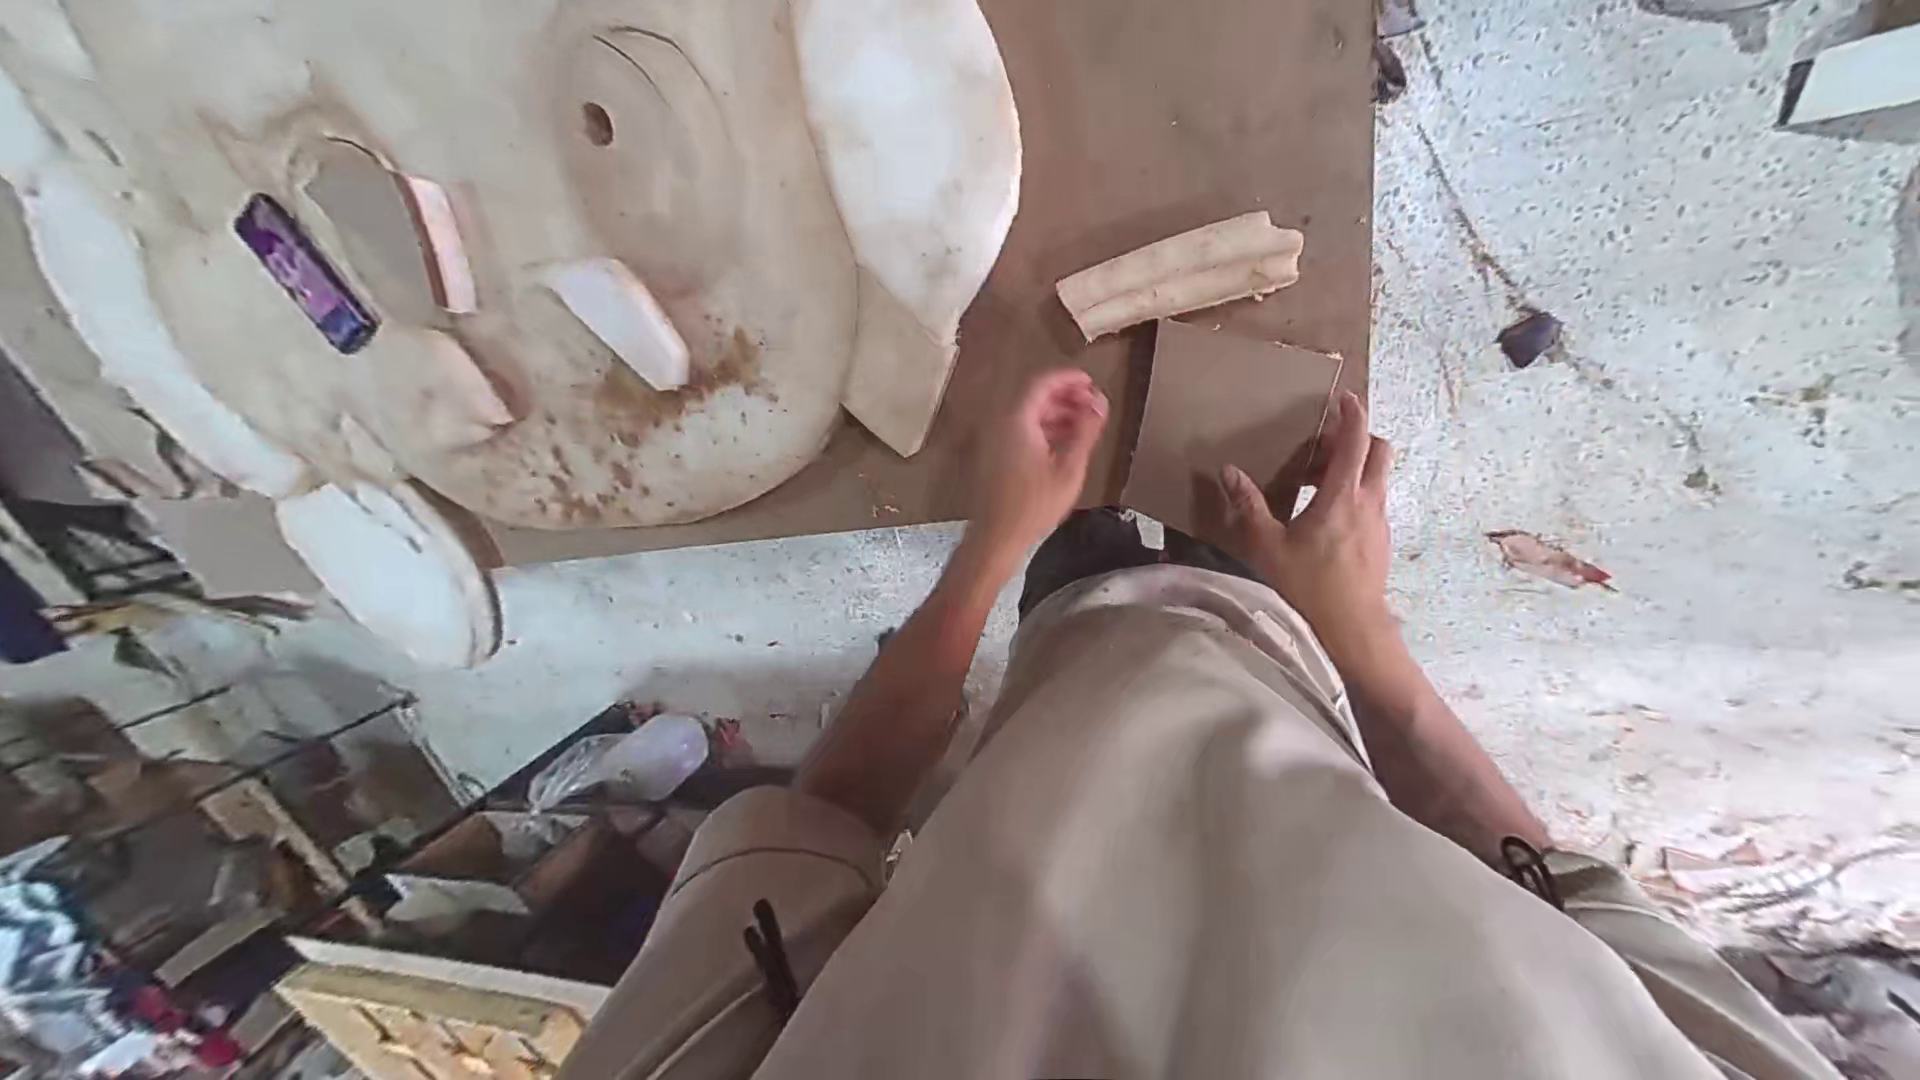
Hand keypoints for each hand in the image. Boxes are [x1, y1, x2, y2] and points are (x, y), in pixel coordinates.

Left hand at [970, 369, 1108, 559]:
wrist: (999, 536)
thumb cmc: (1032, 506)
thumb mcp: (1069, 467)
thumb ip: (1086, 430)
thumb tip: (1099, 404)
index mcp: (1016, 420)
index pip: (1042, 382)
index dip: (1068, 378)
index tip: (1089, 382)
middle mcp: (1000, 424)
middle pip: (1034, 396)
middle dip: (1065, 396)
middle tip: (1091, 403)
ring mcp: (994, 440)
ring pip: (1028, 414)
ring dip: (1056, 413)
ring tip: (1083, 424)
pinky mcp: (995, 455)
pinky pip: (1020, 430)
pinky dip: (1043, 429)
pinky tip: (1063, 443)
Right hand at [1216, 391, 1395, 665]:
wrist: (1350, 627)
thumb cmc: (1306, 585)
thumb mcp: (1266, 544)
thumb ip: (1248, 505)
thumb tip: (1229, 472)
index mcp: (1342, 497)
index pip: (1355, 442)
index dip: (1351, 415)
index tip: (1343, 397)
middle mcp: (1369, 502)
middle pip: (1379, 451)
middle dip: (1356, 437)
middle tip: (1321, 443)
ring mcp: (1380, 521)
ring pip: (1376, 476)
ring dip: (1351, 467)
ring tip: (1313, 480)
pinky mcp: (1380, 539)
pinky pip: (1372, 500)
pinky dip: (1353, 492)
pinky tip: (1323, 513)